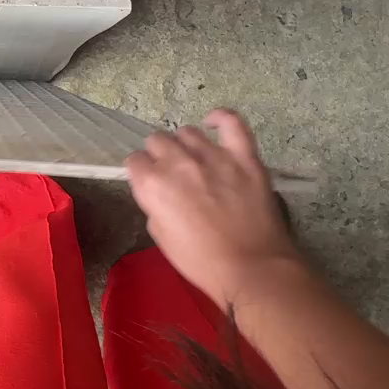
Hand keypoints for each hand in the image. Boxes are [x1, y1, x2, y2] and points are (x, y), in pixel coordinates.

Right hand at [124, 109, 305, 308]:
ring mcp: (213, 157)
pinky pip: (232, 124)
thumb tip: (157, 188)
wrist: (253, 270)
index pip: (135, 160)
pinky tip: (213, 123)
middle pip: (157, 140)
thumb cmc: (201, 260)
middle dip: (159, 155)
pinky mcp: (244, 158)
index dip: (142, 171)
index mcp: (152, 184)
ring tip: (195, 160)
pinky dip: (221, 118)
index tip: (150, 183)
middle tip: (173, 174)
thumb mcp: (159, 233)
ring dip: (185, 145)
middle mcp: (178, 164)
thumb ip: (152, 202)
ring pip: (187, 132)